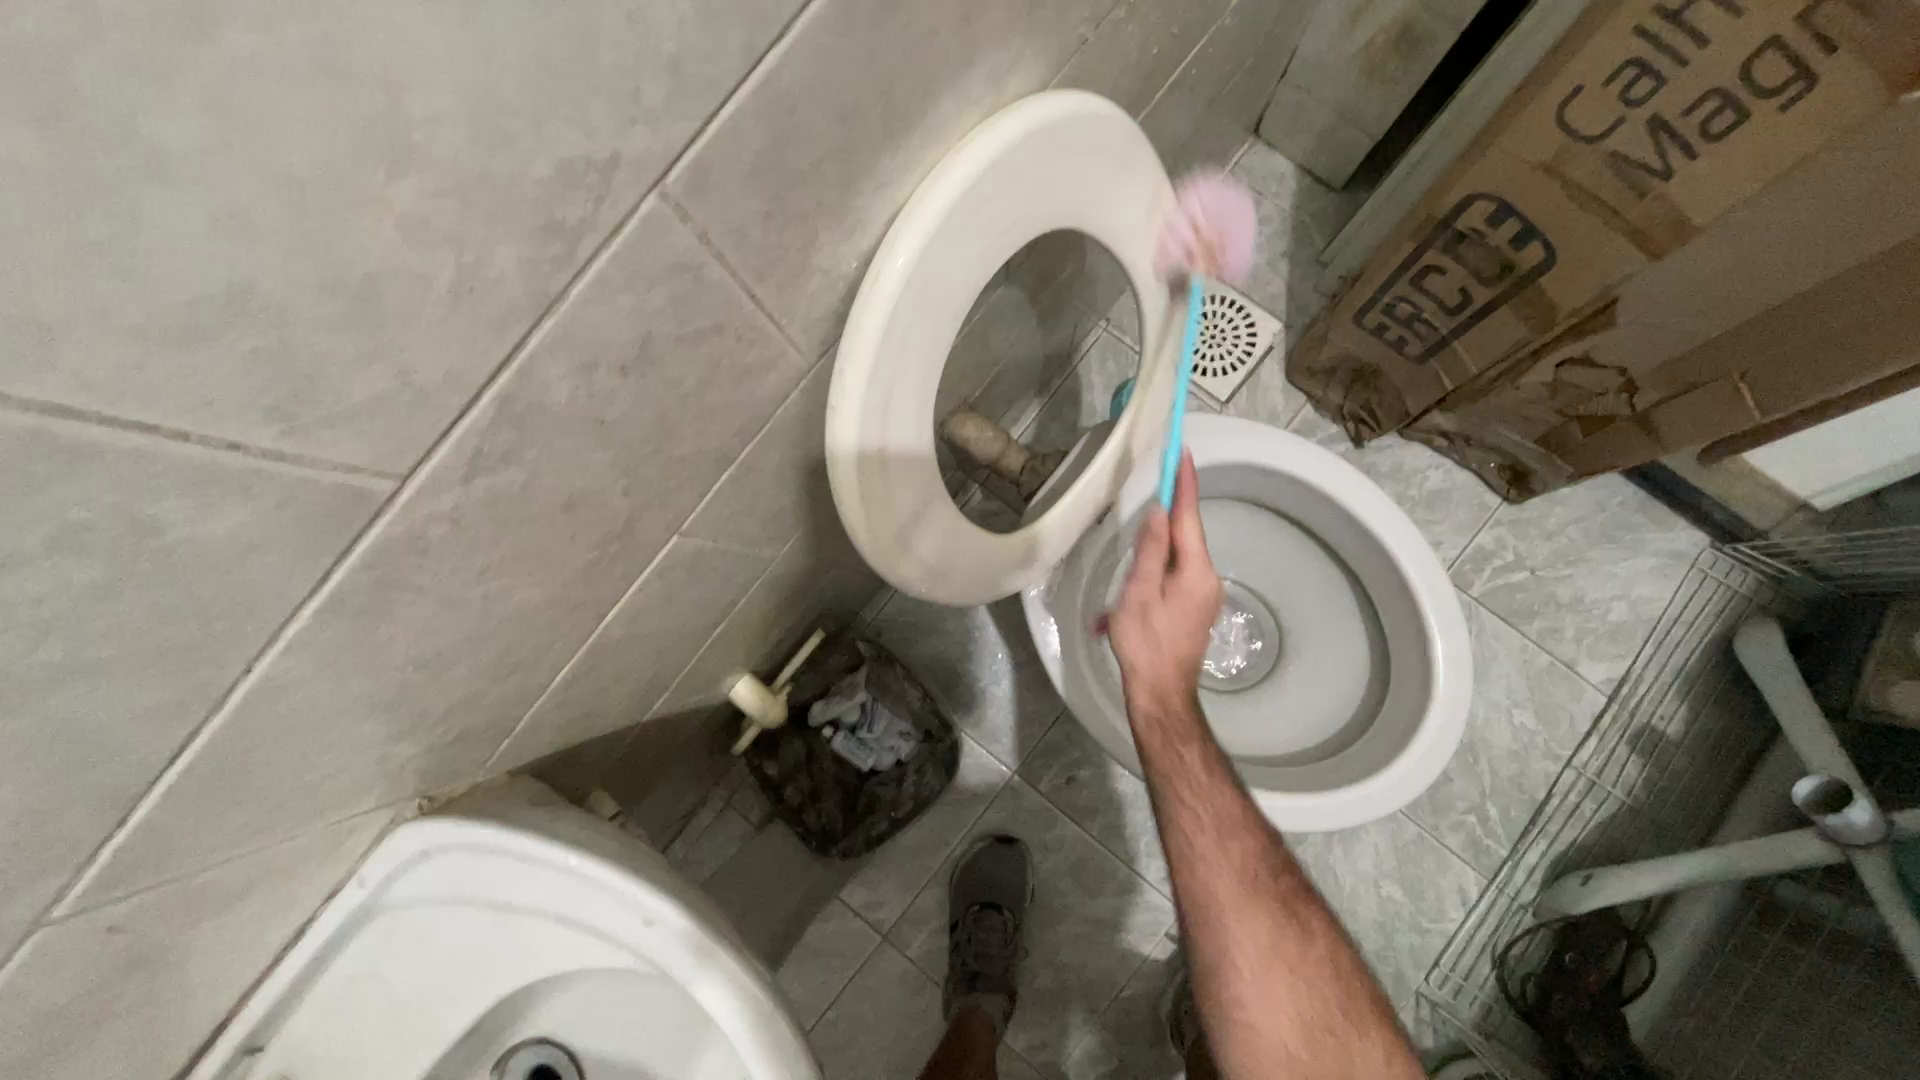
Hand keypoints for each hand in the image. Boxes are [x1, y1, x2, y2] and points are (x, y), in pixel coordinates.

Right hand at [1102, 452, 1222, 716]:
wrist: (1162, 694)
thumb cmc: (1145, 644)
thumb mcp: (1138, 593)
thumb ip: (1150, 550)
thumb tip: (1159, 512)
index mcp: (1195, 571)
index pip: (1188, 517)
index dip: (1184, 484)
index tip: (1184, 454)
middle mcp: (1207, 579)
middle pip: (1184, 537)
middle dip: (1164, 519)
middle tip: (1153, 488)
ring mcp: (1204, 596)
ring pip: (1175, 561)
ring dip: (1149, 560)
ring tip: (1125, 571)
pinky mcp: (1195, 610)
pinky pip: (1172, 580)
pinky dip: (1149, 580)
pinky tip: (1125, 603)